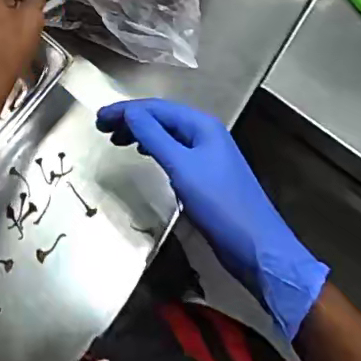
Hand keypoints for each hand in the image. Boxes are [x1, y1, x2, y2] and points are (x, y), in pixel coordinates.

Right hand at [96, 99, 329, 338]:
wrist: (262, 252)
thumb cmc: (221, 206)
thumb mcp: (182, 168)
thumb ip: (153, 136)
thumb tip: (128, 112)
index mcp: (202, 125)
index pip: (155, 108)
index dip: (124, 110)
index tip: (98, 118)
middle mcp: (206, 133)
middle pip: (160, 117)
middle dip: (130, 119)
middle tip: (102, 128)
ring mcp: (208, 154)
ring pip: (166, 133)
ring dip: (139, 132)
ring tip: (116, 140)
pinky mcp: (207, 174)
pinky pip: (173, 150)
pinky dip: (153, 147)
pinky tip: (143, 154)